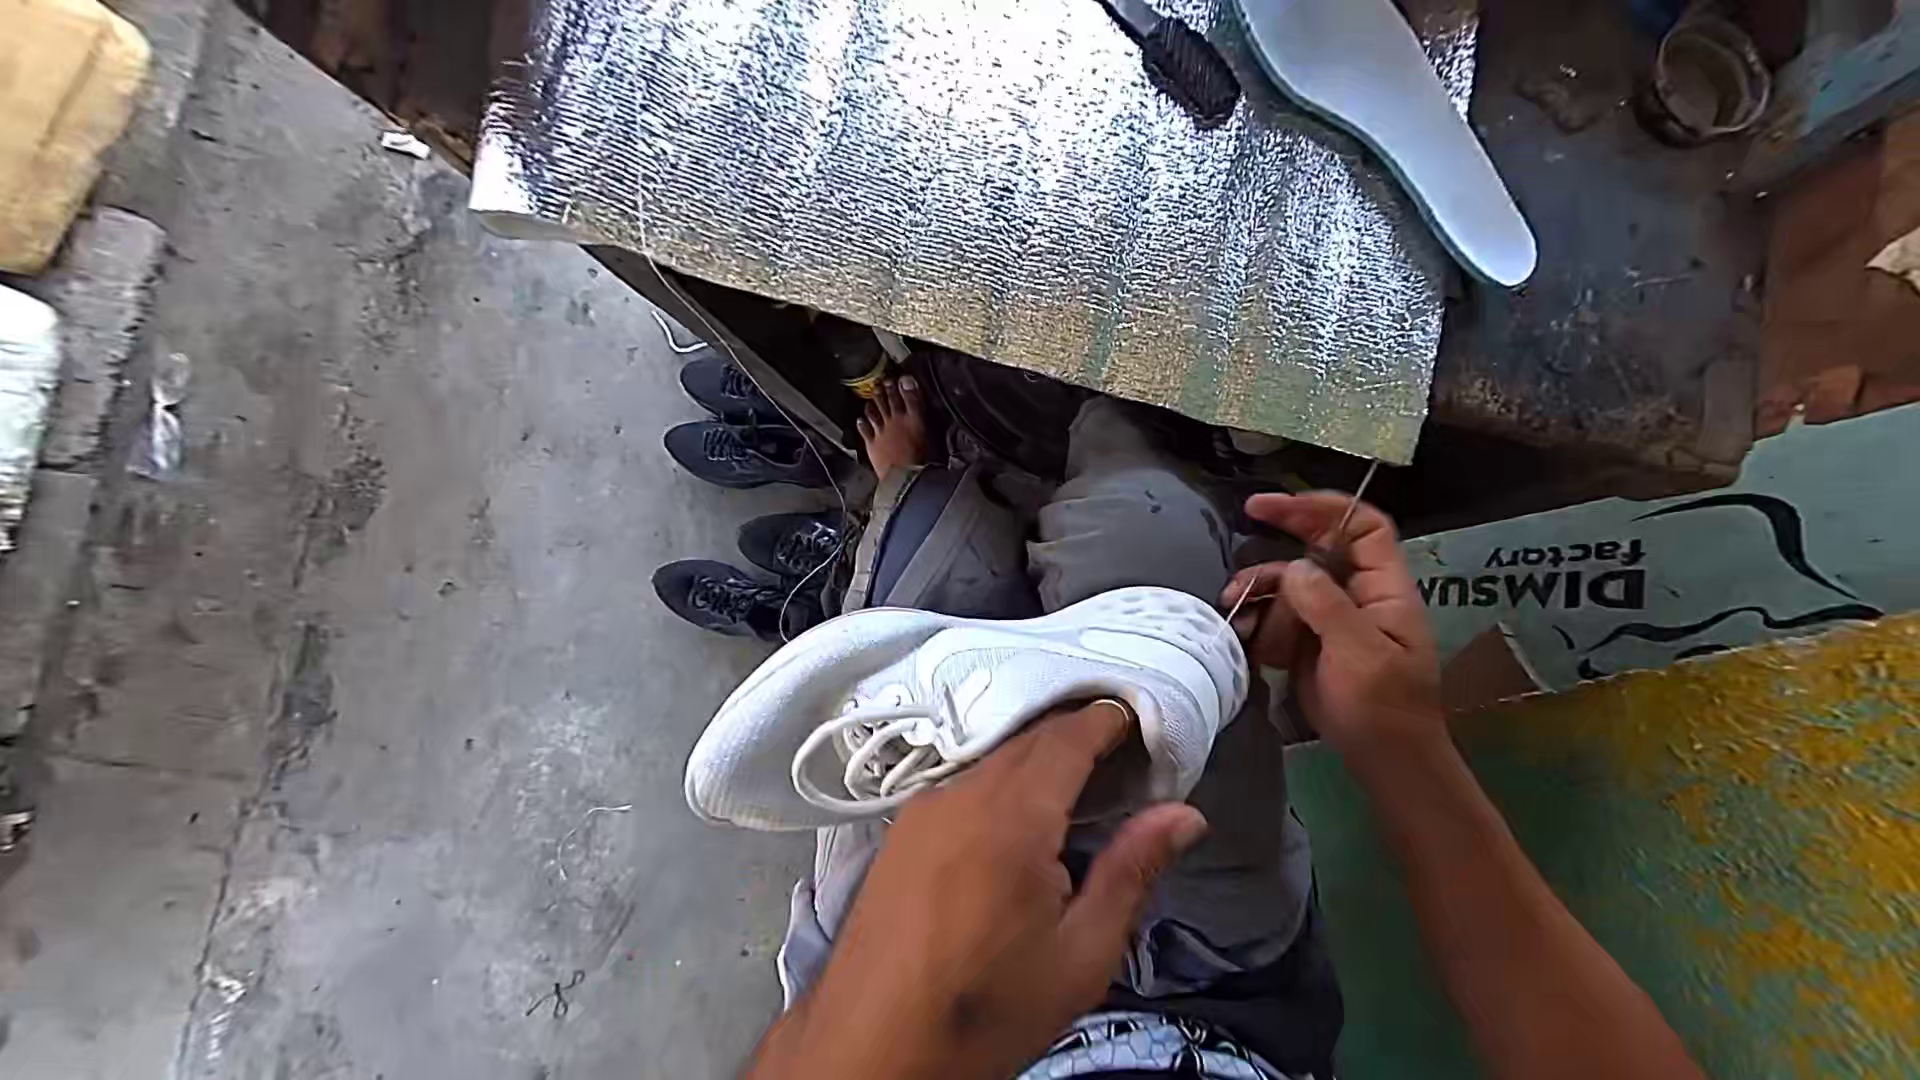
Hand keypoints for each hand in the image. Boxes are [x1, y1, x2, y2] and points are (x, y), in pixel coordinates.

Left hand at [746, 702, 1207, 1079]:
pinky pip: (964, 779)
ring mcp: (926, 804)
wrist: (873, 1043)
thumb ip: (1132, 870)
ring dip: (1035, 756)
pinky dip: (1000, 778)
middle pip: (1029, 741)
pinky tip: (1014, 813)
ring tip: (1073, 782)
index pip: (1065, 740)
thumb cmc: (987, 1007)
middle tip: (1115, 750)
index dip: (1102, 720)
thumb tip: (1184, 815)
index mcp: (1012, 816)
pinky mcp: (903, 823)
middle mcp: (963, 793)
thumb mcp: (1081, 953)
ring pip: (994, 757)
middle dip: (1073, 734)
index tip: (1133, 717)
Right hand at [1219, 493, 1443, 758]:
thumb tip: (1295, 567)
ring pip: (1287, 582)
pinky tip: (1246, 636)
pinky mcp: (1306, 637)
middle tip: (1246, 518)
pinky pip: (1275, 613)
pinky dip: (1257, 620)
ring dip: (1261, 591)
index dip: (1323, 507)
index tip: (1277, 506)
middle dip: (1281, 538)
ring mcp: (1328, 615)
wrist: (1382, 759)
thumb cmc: (1384, 708)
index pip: (1363, 527)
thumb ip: (1328, 606)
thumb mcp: (1361, 656)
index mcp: (1384, 589)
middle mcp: (1356, 593)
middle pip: (1317, 546)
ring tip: (1236, 609)